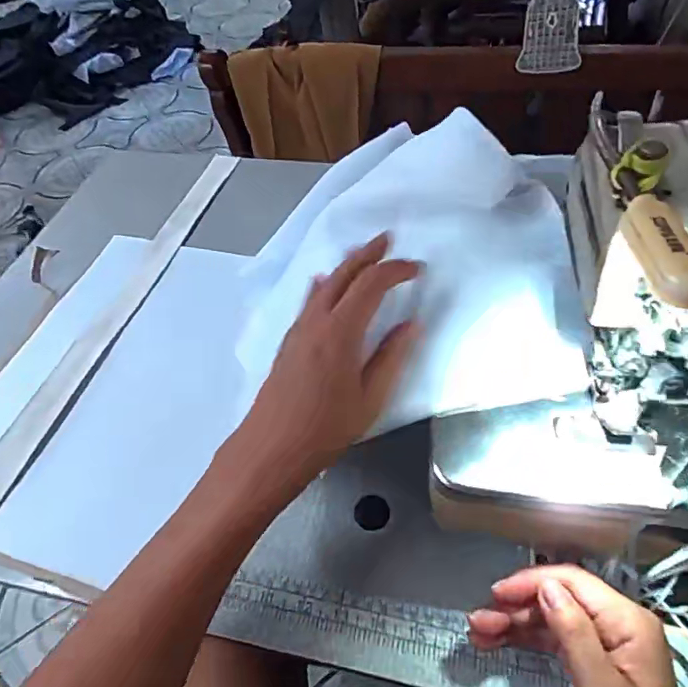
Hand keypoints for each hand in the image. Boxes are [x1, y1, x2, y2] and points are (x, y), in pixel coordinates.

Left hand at [220, 233, 420, 501]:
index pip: (371, 285)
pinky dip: (324, 285)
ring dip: (346, 265)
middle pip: (343, 274)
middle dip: (367, 254)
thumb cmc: (326, 428)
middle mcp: (316, 321)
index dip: (395, 271)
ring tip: (363, 255)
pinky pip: (309, 301)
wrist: (271, 447)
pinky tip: (323, 284)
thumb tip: (411, 324)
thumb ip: (391, 357)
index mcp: (341, 331)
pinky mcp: (288, 341)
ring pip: (324, 284)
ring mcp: (298, 329)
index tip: (416, 269)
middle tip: (387, 239)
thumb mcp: (370, 398)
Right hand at [468, 566, 687, 686]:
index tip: (496, 595)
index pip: (573, 582)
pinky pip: (558, 638)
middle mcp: (618, 622)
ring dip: (517, 623)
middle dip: (518, 606)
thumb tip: (547, 587)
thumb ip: (574, 634)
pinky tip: (501, 641)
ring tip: (481, 632)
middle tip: (481, 621)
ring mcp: (608, 640)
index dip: (532, 583)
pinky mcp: (597, 659)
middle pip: (560, 597)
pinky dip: (529, 639)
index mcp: (628, 621)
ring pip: (554, 617)